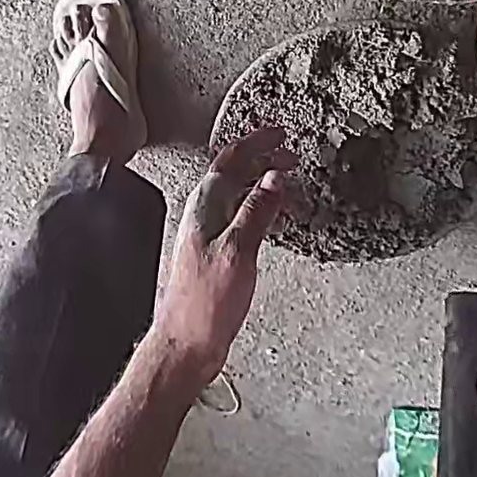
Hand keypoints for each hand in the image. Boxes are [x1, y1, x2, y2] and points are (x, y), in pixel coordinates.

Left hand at [148, 127, 294, 390]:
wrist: (185, 342)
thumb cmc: (205, 301)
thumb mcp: (239, 250)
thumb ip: (257, 210)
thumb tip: (275, 177)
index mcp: (207, 203)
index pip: (232, 157)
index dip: (257, 141)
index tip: (280, 134)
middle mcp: (206, 211)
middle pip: (235, 170)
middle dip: (263, 157)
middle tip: (291, 154)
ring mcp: (210, 229)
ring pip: (239, 190)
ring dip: (263, 180)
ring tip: (287, 178)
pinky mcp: (217, 247)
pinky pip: (241, 211)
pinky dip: (261, 204)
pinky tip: (274, 214)